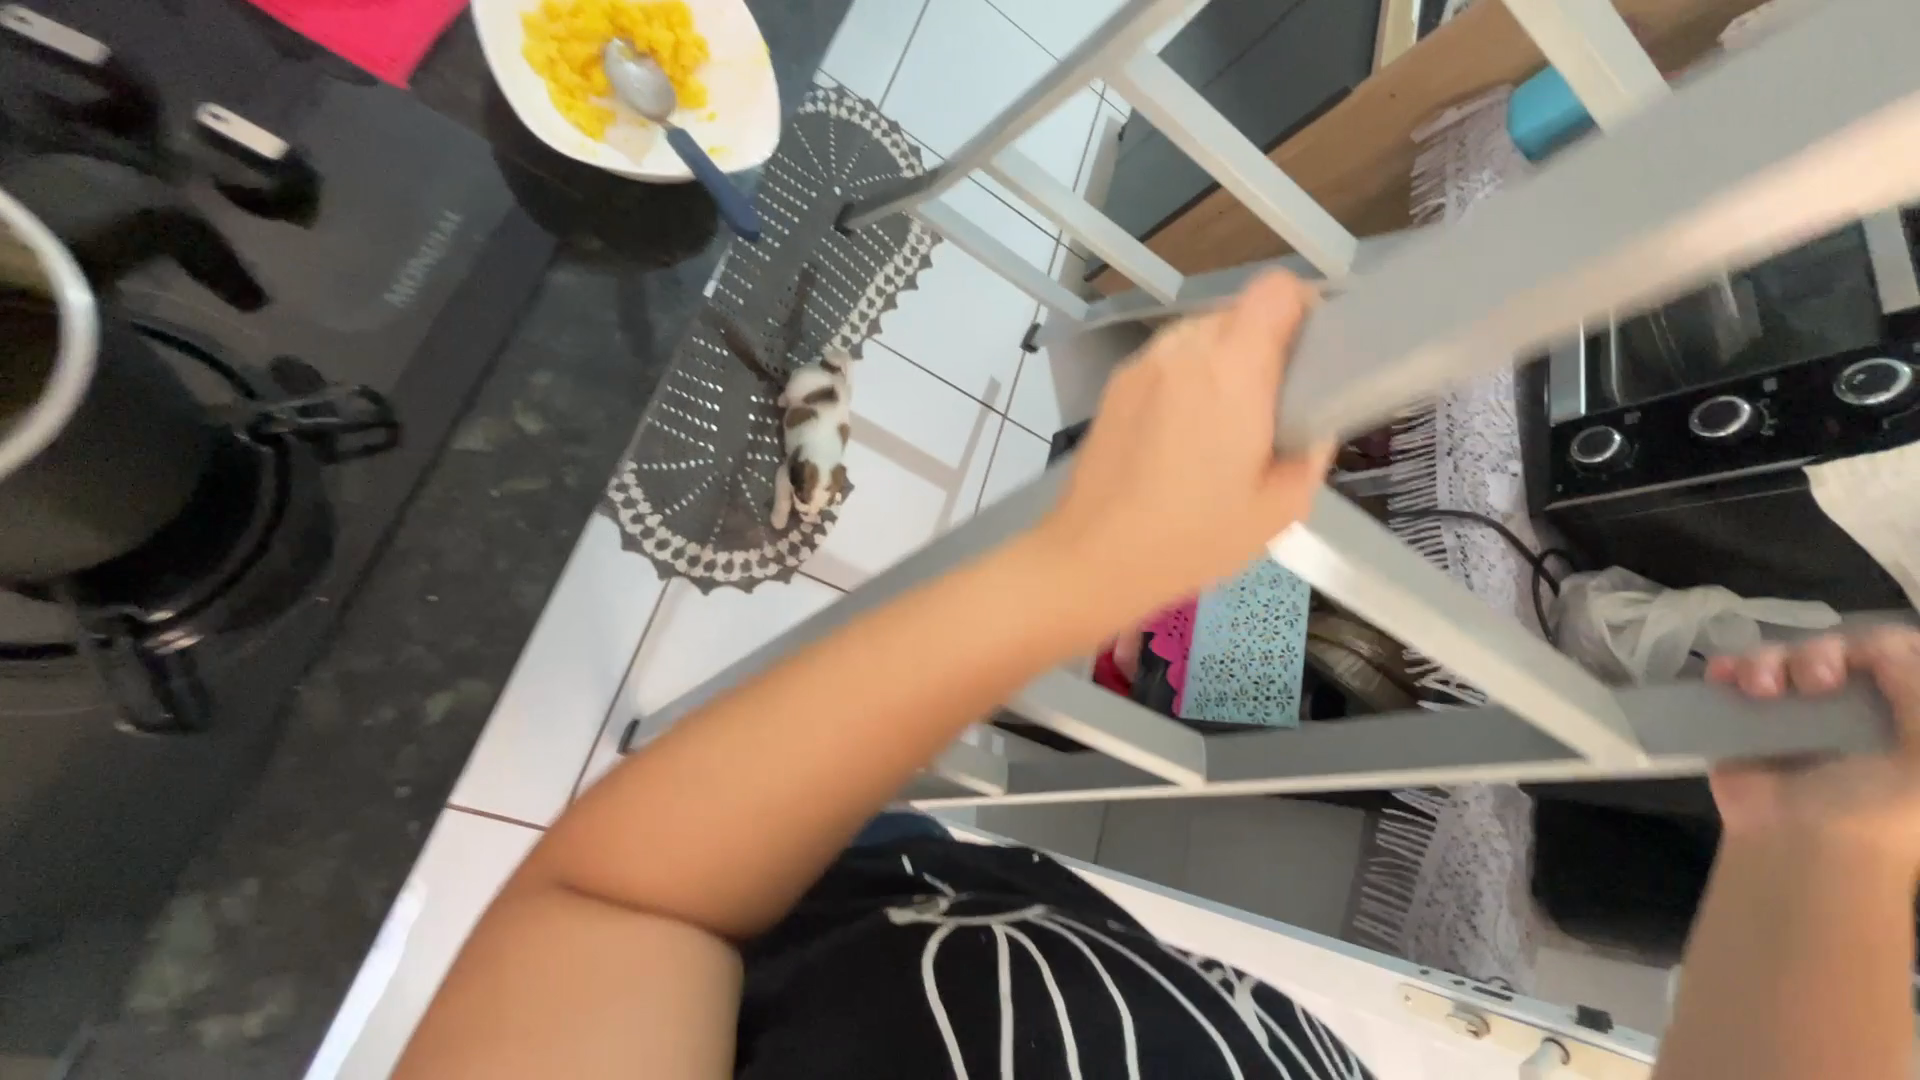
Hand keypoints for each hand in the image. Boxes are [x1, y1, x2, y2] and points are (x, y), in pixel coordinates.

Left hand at [1032, 272, 1333, 624]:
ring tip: (1220, 425)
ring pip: (1197, 337)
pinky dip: (1181, 381)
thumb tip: (1309, 427)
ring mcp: (1141, 366)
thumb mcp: (1278, 510)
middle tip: (1268, 406)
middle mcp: (1183, 351)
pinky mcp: (1113, 388)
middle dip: (1262, 347)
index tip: (1309, 355)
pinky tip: (1177, 437)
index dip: (1302, 310)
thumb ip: (1309, 454)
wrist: (1094, 556)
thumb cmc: (1191, 537)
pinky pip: (1163, 363)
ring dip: (1219, 364)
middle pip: (1237, 314)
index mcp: (1233, 369)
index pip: (1277, 289)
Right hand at [1706, 625, 1919, 873]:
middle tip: (1816, 683)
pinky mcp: (1747, 715)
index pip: (1901, 654)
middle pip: (1842, 647)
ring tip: (1760, 689)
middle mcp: (1858, 705)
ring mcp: (1798, 709)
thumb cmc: (1882, 804)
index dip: (1885, 648)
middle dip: (1823, 654)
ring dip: (1769, 661)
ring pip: (1785, 654)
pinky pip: (1735, 673)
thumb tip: (1877, 646)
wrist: (1802, 840)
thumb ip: (1917, 690)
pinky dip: (1728, 667)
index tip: (1869, 663)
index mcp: (1906, 714)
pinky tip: (1724, 676)